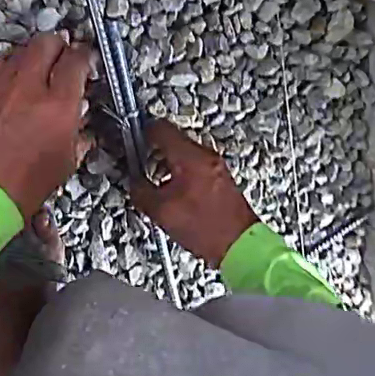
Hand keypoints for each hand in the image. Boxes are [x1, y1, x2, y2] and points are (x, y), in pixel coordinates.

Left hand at [0, 33, 93, 215]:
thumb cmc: (23, 185)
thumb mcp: (66, 161)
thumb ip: (78, 131)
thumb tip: (80, 116)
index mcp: (58, 106)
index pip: (76, 61)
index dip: (85, 55)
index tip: (86, 57)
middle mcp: (29, 88)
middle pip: (47, 43)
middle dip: (60, 43)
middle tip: (66, 53)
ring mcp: (2, 87)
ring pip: (22, 49)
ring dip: (36, 51)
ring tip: (42, 62)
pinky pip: (1, 65)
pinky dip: (13, 64)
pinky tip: (17, 76)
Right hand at [130, 119, 258, 265]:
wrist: (240, 246)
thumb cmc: (208, 229)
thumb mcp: (162, 212)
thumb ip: (141, 191)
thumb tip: (134, 183)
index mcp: (190, 157)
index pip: (161, 128)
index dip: (143, 133)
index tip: (134, 142)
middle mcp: (206, 155)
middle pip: (173, 139)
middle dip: (154, 151)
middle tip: (141, 165)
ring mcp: (216, 165)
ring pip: (185, 152)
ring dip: (168, 163)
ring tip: (157, 182)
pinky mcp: (221, 177)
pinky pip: (196, 165)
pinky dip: (182, 172)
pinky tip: (176, 193)